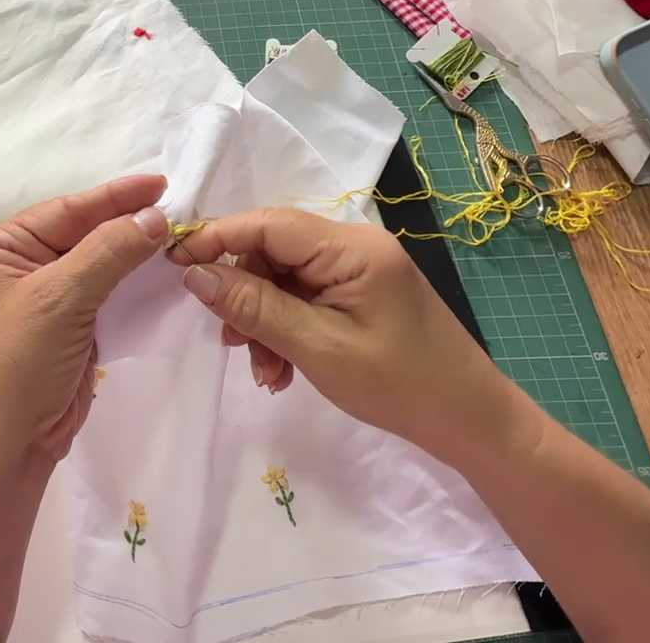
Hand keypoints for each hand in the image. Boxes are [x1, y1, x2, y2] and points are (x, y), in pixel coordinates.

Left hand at [0, 175, 168, 469]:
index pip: (68, 210)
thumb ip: (108, 252)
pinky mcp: (74, 323)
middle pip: (86, 232)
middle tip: (182, 205)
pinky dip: (137, 280)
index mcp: (5, 246)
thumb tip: (156, 215)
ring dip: (138, 249)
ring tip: (182, 231)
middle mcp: (24, 263)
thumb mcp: (60, 299)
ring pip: (102, 261)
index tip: (163, 183)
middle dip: (130, 219)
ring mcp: (50, 295)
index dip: (116, 196)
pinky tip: (166, 268)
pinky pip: (110, 290)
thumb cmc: (19, 363)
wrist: (8, 445)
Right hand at [167, 207, 541, 466]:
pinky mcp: (357, 292)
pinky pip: (302, 296)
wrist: (473, 425)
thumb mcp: (318, 348)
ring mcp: (356, 268)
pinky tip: (280, 368)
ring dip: (261, 319)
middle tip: (228, 339)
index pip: (268, 224)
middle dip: (243, 293)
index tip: (176, 262)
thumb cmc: (401, 386)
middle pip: (272, 251)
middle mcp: (352, 245)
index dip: (218, 237)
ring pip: (282, 277)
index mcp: (351, 247)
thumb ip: (254, 307)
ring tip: (263, 369)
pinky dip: (283, 327)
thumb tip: (194, 275)